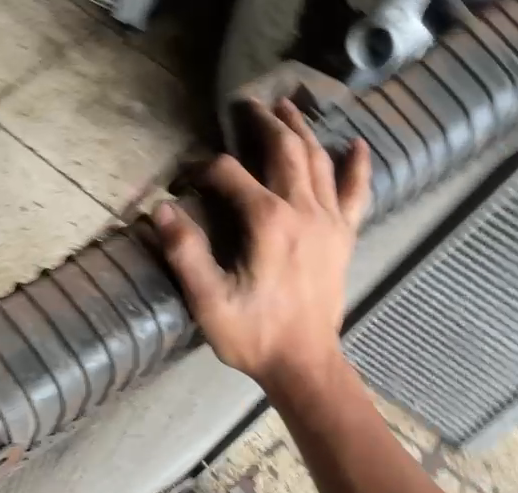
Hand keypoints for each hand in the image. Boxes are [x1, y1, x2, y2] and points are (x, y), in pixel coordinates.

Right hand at [153, 98, 370, 390]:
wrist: (303, 364)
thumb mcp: (208, 301)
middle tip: (247, 105)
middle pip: (284, 149)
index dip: (205, 167)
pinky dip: (356, 166)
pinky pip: (354, 192)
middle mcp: (302, 210)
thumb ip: (186, 253)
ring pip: (318, 160)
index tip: (187, 174)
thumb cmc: (253, 336)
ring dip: (302, 131)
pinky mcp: (343, 239)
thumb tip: (161, 211)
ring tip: (288, 110)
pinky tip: (356, 146)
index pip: (231, 174)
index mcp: (267, 221)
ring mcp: (329, 222)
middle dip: (263, 123)